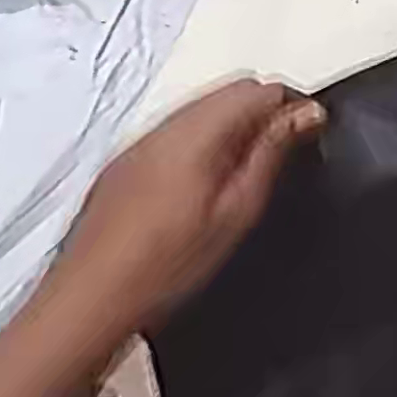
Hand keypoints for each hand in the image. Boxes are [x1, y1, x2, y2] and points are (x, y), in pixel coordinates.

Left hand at [52, 80, 325, 332]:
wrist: (88, 305)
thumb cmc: (168, 263)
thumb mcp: (241, 205)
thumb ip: (275, 149)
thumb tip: (308, 113)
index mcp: (193, 136)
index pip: (260, 91)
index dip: (294, 106)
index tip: (309, 132)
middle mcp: (161, 130)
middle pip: (231, 91)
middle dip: (268, 109)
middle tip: (287, 148)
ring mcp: (137, 144)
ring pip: (206, 106)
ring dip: (238, 123)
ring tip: (252, 168)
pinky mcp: (125, 162)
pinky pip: (180, 127)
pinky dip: (208, 137)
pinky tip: (213, 178)